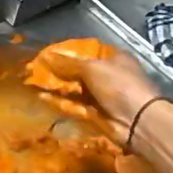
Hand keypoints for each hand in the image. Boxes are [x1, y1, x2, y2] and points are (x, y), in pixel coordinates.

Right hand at [34, 46, 159, 142]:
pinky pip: (74, 105)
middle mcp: (109, 75)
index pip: (88, 51)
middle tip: (37, 69)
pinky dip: (60, 102)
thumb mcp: (92, 68)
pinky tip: (42, 97)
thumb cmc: (119, 85)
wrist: (138, 121)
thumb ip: (68, 64)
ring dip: (57, 87)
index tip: (49, 54)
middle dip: (59, 71)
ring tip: (35, 82)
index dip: (69, 52)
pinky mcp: (96, 114)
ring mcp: (103, 96)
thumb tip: (46, 57)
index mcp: (114, 58)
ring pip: (75, 89)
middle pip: (79, 71)